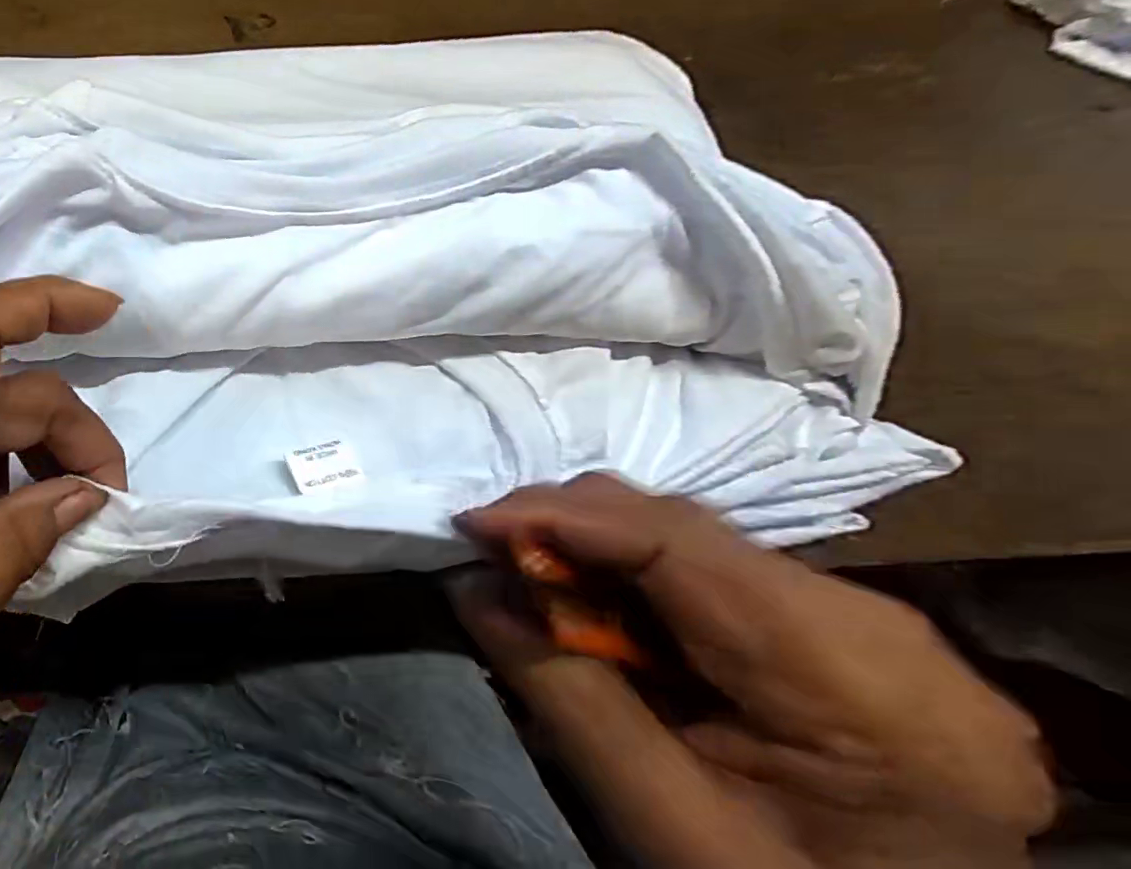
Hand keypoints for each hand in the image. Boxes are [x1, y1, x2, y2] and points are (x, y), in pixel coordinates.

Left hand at [0, 277, 127, 849]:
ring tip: (58, 526)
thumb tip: (87, 493)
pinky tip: (3, 531)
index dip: (43, 303)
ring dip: (42, 453)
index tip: (109, 313)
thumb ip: (10, 552)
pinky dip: (4, 472)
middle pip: (4, 389)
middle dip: (70, 433)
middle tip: (104, 504)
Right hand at [449, 474, 1053, 868]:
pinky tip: (591, 609)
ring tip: (524, 582)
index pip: (679, 544)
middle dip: (565, 527)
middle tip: (484, 556)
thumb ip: (564, 694)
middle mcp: (871, 619)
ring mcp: (858, 617)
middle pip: (680, 525)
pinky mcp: (833, 626)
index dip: (559, 517)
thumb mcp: (667, 821)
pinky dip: (628, 576)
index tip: (469, 523)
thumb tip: (471, 586)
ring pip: (685, 537)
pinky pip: (704, 568)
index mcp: (857, 678)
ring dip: (589, 549)